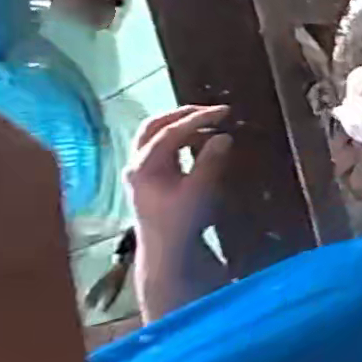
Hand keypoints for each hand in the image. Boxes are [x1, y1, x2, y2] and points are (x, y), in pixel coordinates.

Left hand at [126, 105, 232, 248]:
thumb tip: (223, 136)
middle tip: (213, 111)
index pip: (170, 131)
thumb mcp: (200, 190)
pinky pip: (161, 146)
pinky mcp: (148, 176)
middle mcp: (137, 163)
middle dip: (184, 114)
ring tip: (210, 123)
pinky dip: (181, 137)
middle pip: (154, 126)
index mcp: (145, 166)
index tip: (224, 111)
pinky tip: (200, 141)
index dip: (198, 118)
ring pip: (155, 134)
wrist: (165, 250)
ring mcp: (140, 169)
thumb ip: (210, 161)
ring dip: (182, 124)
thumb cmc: (182, 220)